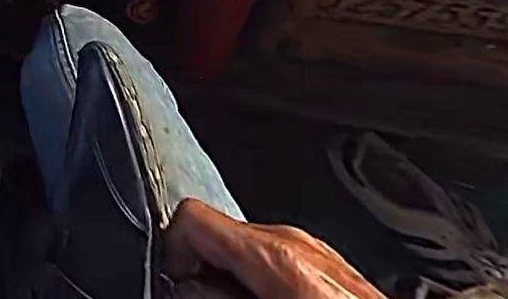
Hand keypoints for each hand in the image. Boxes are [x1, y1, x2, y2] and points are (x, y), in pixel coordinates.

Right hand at [164, 199, 383, 298]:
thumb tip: (187, 288)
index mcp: (275, 258)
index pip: (192, 218)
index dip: (173, 253)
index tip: (177, 287)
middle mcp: (294, 242)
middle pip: (217, 231)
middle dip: (205, 270)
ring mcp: (318, 253)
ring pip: (247, 246)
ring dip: (234, 279)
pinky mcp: (333, 268)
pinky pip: (279, 260)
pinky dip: (263, 282)